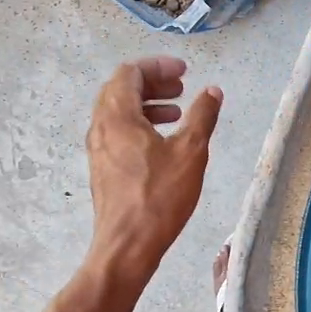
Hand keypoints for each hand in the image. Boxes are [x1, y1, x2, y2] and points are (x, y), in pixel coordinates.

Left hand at [86, 57, 222, 281]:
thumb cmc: (159, 197)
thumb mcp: (190, 152)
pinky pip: (118, 133)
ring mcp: (98, 150)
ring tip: (177, 113)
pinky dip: (140, 126)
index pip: (130, 73)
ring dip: (147, 105)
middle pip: (121, 90)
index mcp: (117, 116)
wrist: (127, 245)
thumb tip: (212, 91)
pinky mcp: (103, 169)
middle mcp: (100, 127)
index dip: (158, 66)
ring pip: (118, 113)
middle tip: (181, 87)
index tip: (184, 71)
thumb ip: (202, 116)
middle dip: (152, 83)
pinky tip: (163, 143)